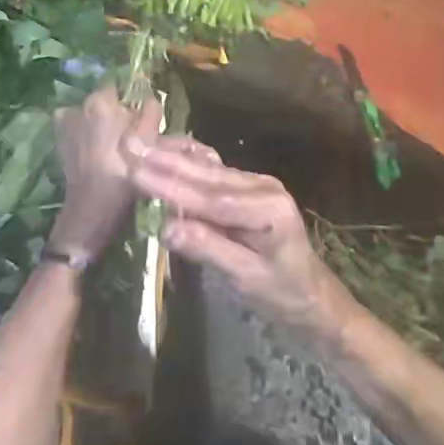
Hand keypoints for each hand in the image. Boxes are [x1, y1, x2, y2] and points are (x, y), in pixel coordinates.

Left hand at [48, 87, 161, 261]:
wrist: (92, 210)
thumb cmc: (123, 174)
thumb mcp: (148, 141)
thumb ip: (150, 112)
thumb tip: (150, 98)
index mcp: (99, 102)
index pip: (119, 86)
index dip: (132, 99)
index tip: (143, 114)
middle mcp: (77, 107)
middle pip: (104, 102)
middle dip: (117, 113)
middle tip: (133, 135)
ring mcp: (64, 126)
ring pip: (91, 117)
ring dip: (102, 126)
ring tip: (117, 148)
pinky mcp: (59, 144)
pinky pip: (80, 132)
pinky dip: (89, 138)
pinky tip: (101, 155)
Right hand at [124, 136, 356, 345]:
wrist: (314, 298)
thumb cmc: (283, 295)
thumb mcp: (246, 280)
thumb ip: (208, 249)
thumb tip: (167, 229)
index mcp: (268, 210)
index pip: (210, 198)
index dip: (170, 186)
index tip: (135, 172)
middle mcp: (264, 187)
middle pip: (206, 177)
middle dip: (165, 162)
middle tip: (129, 146)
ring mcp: (257, 184)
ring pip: (207, 172)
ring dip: (171, 160)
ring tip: (138, 147)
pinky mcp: (249, 188)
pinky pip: (213, 175)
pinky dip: (185, 167)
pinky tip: (164, 155)